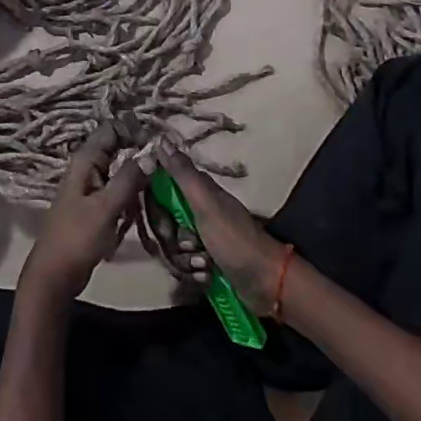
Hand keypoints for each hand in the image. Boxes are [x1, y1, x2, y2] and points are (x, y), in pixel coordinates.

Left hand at [20, 129, 147, 301]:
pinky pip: (119, 192)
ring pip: (121, 171)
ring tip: (156, 190)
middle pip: (118, 148)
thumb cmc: (77, 237)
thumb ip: (129, 178)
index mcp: (85, 161)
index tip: (158, 145)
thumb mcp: (106, 207)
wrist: (55, 275)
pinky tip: (140, 210)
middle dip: (140, 155)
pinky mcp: (96, 206)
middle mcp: (88, 168)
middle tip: (164, 167)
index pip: (112, 129)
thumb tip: (153, 154)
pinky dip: (130, 197)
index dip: (135, 131)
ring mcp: (91, 187)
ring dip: (137, 179)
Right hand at [155, 139, 286, 314]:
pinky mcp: (203, 260)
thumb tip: (161, 139)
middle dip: (173, 241)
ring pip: (171, 248)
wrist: (265, 281)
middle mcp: (196, 211)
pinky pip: (183, 266)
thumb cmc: (234, 238)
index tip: (164, 223)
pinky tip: (208, 276)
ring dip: (186, 261)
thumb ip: (182, 173)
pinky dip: (195, 273)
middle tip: (192, 246)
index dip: (155, 209)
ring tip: (205, 264)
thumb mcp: (206, 204)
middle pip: (163, 225)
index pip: (159, 193)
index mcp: (196, 192)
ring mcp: (200, 237)